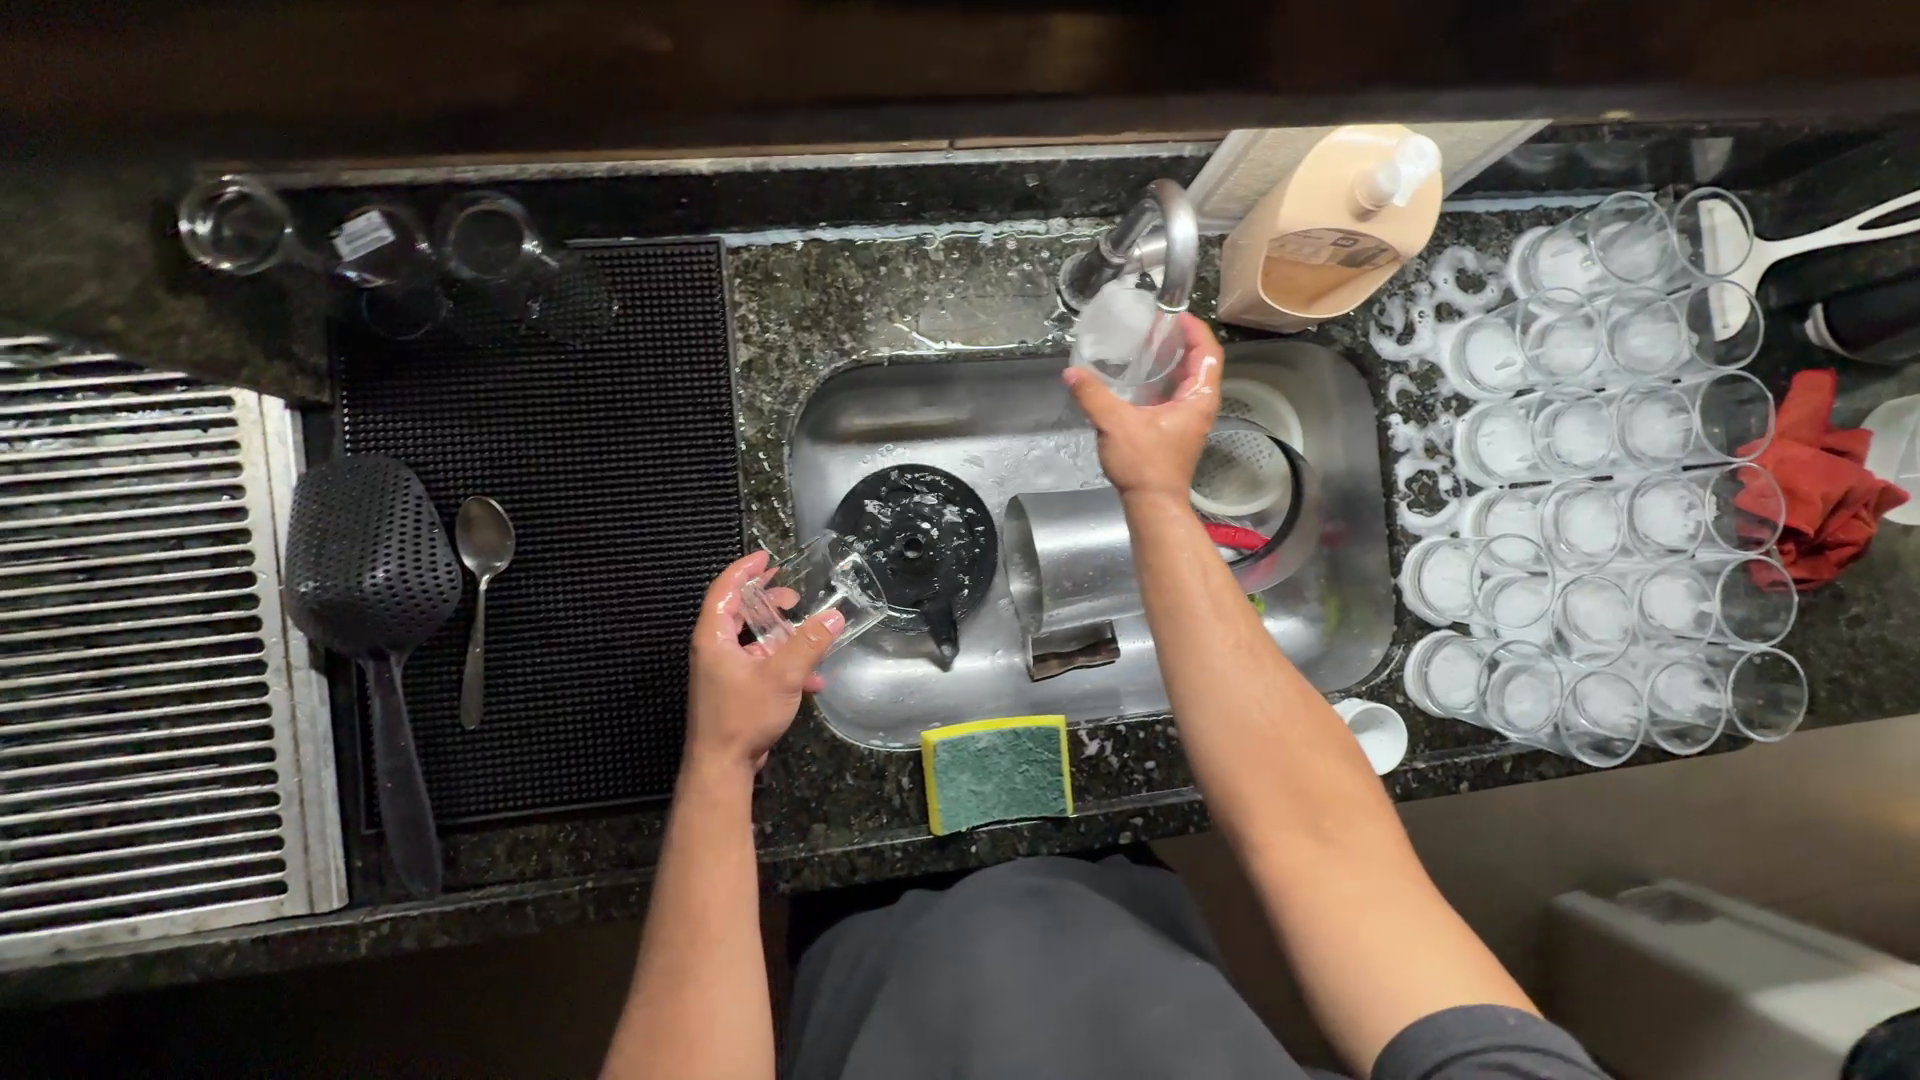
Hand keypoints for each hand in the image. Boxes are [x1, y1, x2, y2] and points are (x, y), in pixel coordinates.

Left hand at [686, 551, 844, 773]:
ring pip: (752, 639)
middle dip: (767, 600)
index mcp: (714, 637)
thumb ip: (809, 643)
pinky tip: (812, 678)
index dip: (744, 570)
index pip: (724, 590)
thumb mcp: (782, 675)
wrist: (722, 766)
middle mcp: (714, 649)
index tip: (766, 557)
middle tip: (792, 594)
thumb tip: (835, 616)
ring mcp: (723, 671)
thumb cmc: (743, 715)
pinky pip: (760, 664)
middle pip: (738, 611)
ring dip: (780, 633)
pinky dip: (783, 663)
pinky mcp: (735, 690)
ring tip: (805, 629)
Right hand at [1063, 313, 1223, 500]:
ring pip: (1188, 380)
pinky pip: (1175, 396)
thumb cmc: (1144, 464)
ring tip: (1147, 346)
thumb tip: (1072, 373)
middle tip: (1155, 326)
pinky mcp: (1177, 431)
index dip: (1195, 329)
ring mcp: (1190, 420)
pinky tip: (1139, 380)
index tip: (1175, 315)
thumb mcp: (1114, 424)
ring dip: (1172, 362)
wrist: (1152, 504)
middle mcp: (1200, 406)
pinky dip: (1162, 381)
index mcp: (1198, 398)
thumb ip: (1093, 395)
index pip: (1208, 352)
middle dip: (1181, 342)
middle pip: (1200, 363)